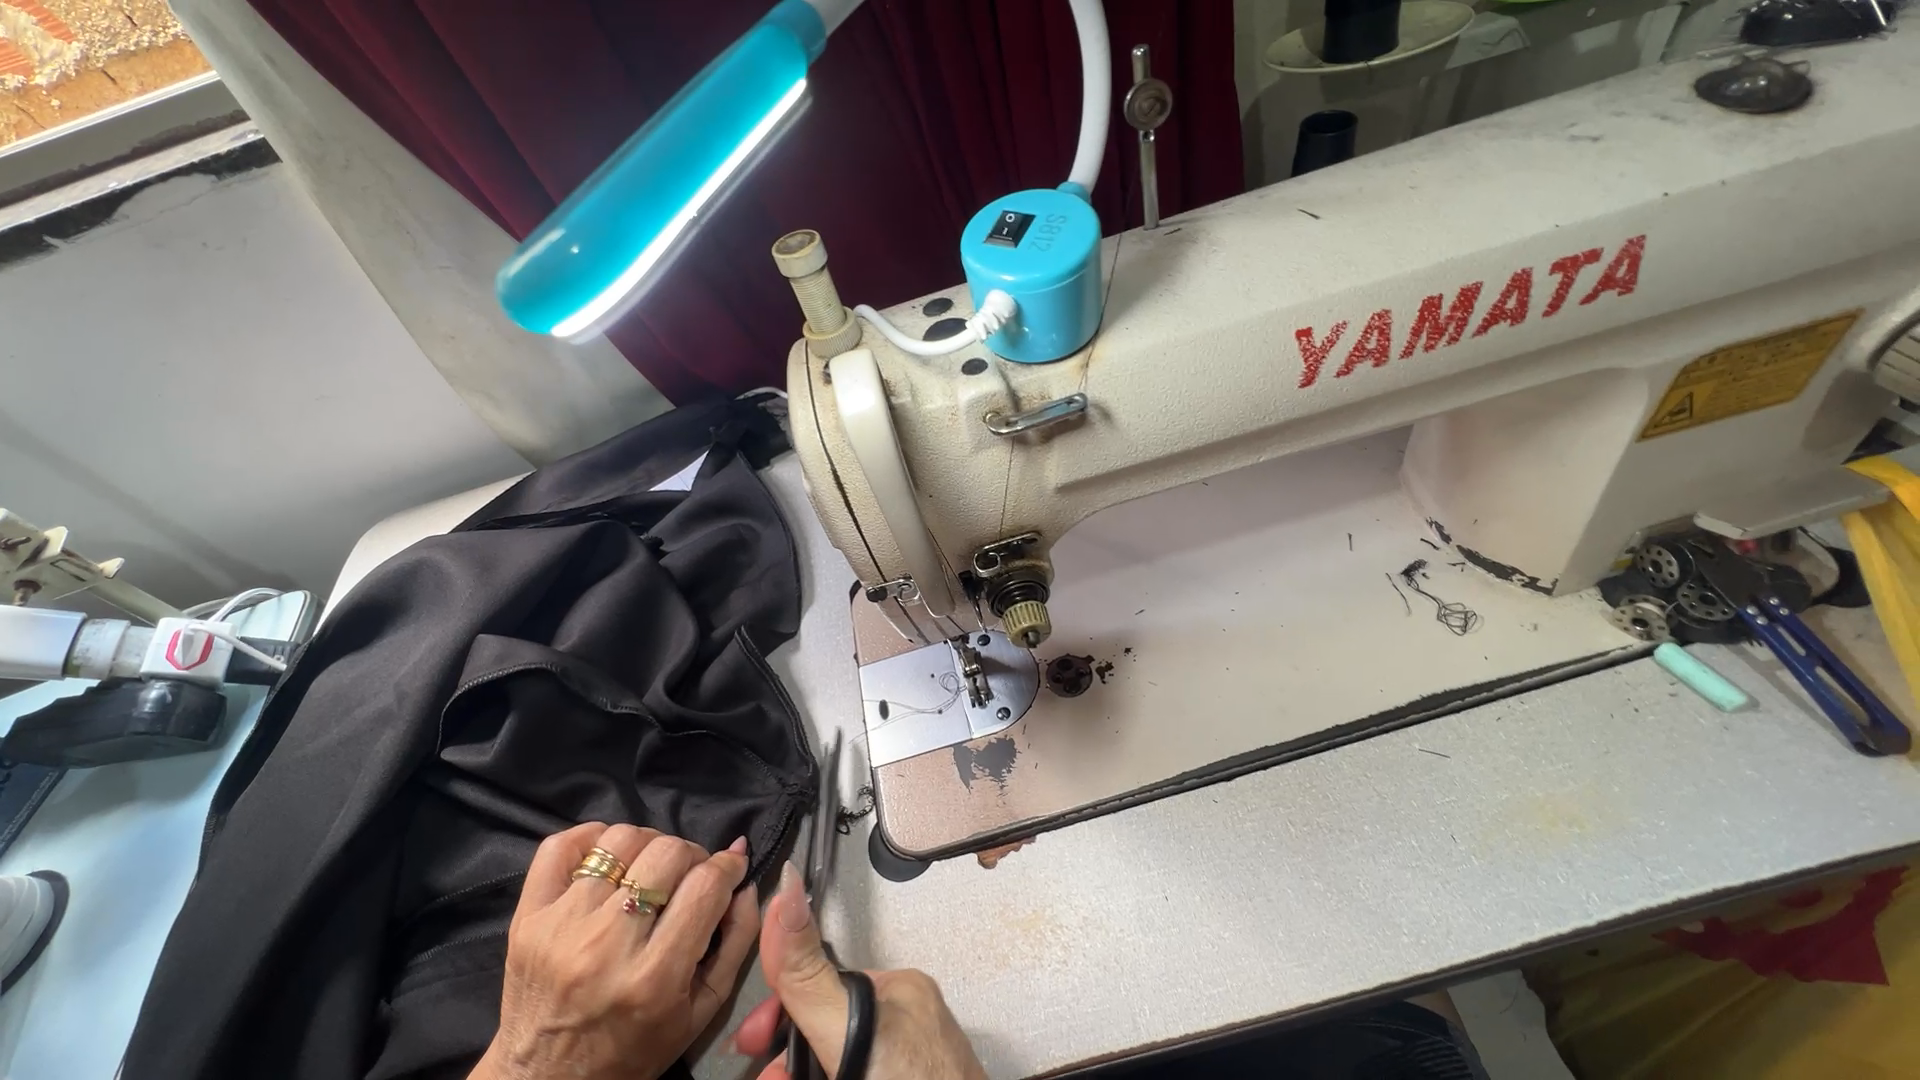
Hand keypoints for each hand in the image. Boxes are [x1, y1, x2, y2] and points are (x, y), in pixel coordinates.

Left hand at [473, 823, 759, 1079]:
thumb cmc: (635, 1048)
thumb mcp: (703, 1010)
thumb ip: (737, 941)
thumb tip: (746, 878)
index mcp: (654, 979)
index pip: (706, 885)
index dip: (728, 867)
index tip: (731, 869)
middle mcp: (606, 948)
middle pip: (668, 853)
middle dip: (692, 856)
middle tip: (689, 877)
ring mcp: (560, 928)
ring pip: (621, 840)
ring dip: (648, 846)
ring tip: (649, 871)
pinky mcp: (527, 918)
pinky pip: (560, 845)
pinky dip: (591, 838)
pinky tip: (608, 860)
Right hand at [733, 863, 986, 1079]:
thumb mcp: (851, 1029)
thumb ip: (810, 973)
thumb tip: (787, 887)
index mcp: (901, 990)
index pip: (825, 986)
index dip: (780, 1015)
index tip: (751, 1044)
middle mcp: (911, 1023)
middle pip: (829, 1031)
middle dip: (790, 1057)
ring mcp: (914, 1063)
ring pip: (844, 1059)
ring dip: (803, 1073)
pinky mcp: (918, 1078)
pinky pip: (868, 1069)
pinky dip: (835, 1075)